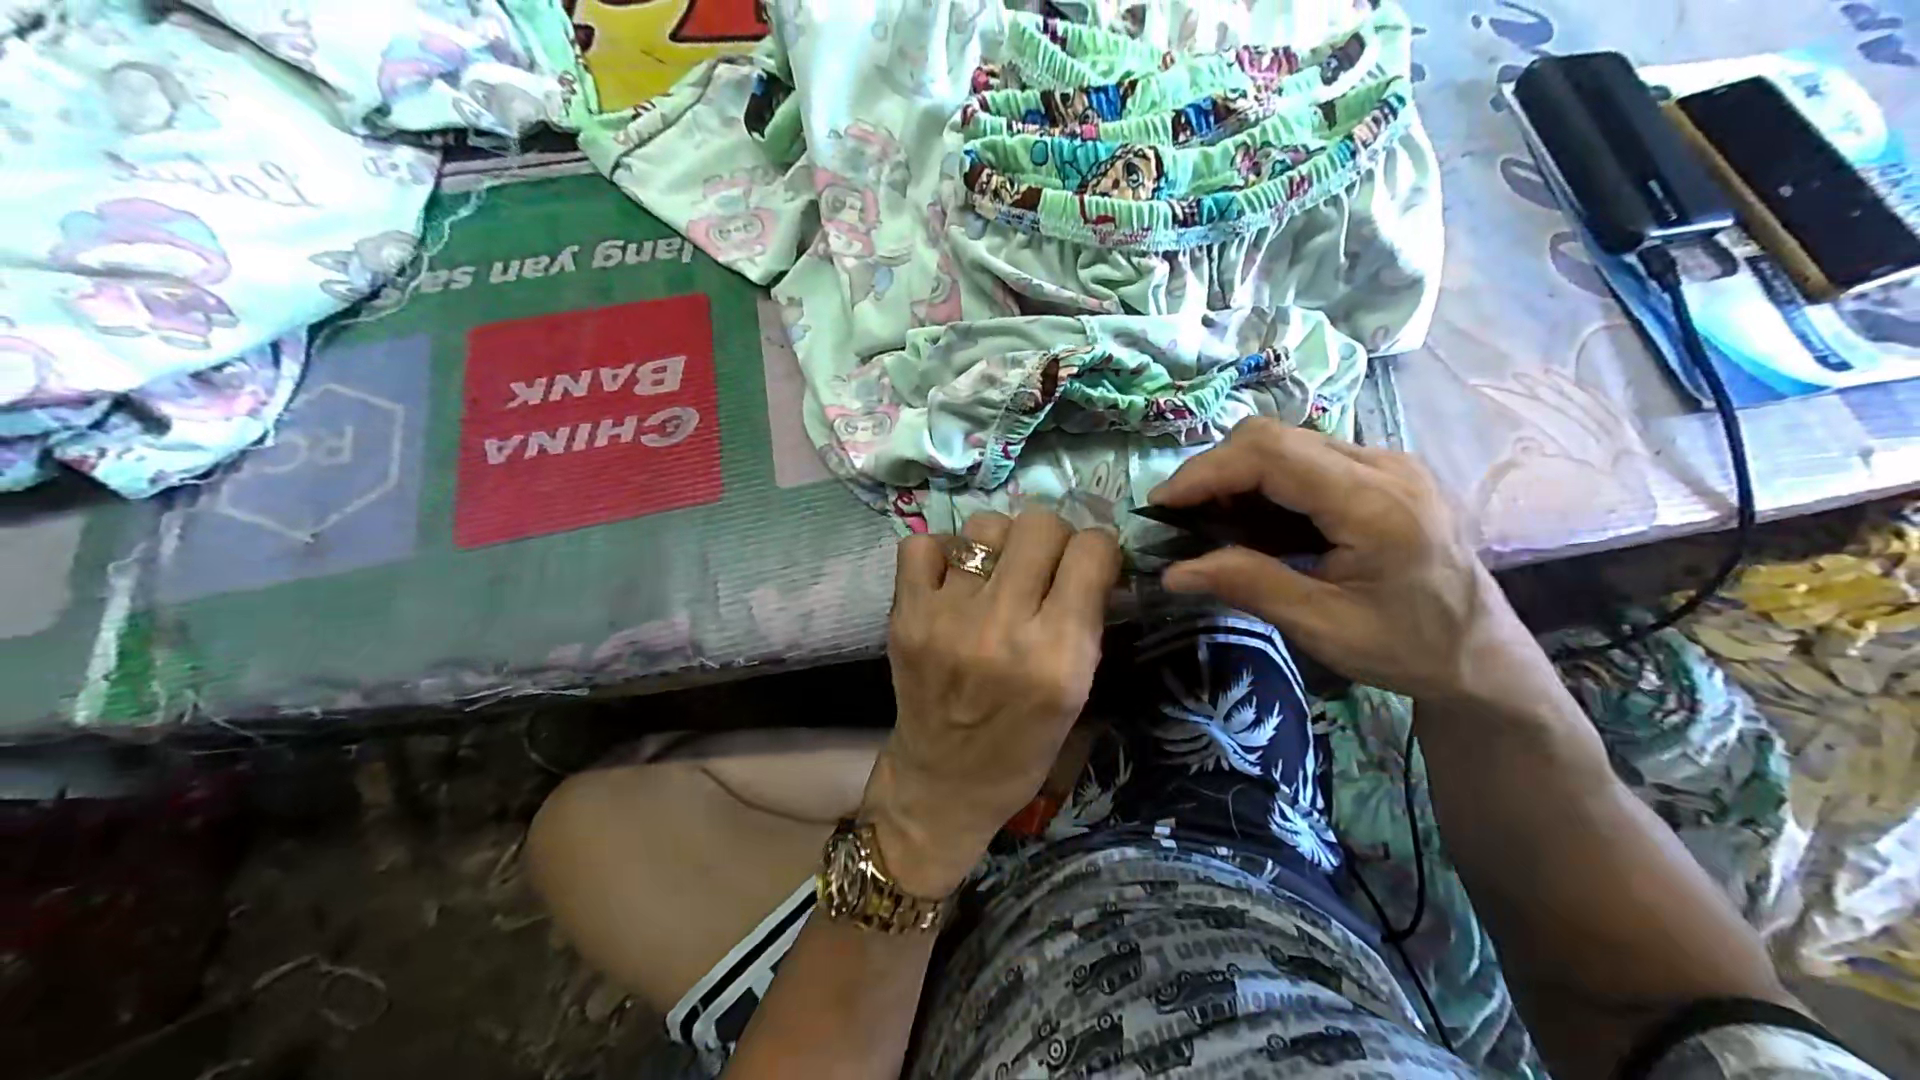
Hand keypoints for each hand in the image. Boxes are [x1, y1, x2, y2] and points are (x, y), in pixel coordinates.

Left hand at [864, 509, 1120, 898]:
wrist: (945, 781)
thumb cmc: (1023, 747)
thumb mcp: (1077, 691)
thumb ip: (1085, 620)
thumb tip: (1090, 555)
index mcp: (1059, 656)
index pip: (1091, 551)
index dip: (1099, 549)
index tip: (1090, 563)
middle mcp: (1003, 627)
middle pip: (1040, 525)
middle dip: (1054, 538)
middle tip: (1045, 564)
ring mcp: (948, 617)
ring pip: (986, 525)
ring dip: (1001, 543)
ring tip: (997, 573)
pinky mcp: (906, 615)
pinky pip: (923, 545)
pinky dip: (942, 553)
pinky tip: (953, 580)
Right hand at [1150, 418, 1555, 704]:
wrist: (1482, 653)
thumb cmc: (1408, 648)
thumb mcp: (1324, 627)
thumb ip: (1250, 586)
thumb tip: (1173, 571)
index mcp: (1375, 504)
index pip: (1271, 454)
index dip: (1206, 471)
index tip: (1161, 505)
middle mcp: (1384, 465)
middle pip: (1274, 436)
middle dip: (1214, 470)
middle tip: (1180, 517)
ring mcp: (1386, 463)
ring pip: (1287, 440)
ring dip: (1236, 472)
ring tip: (1208, 518)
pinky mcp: (1382, 472)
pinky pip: (1306, 456)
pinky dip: (1263, 479)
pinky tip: (1250, 516)